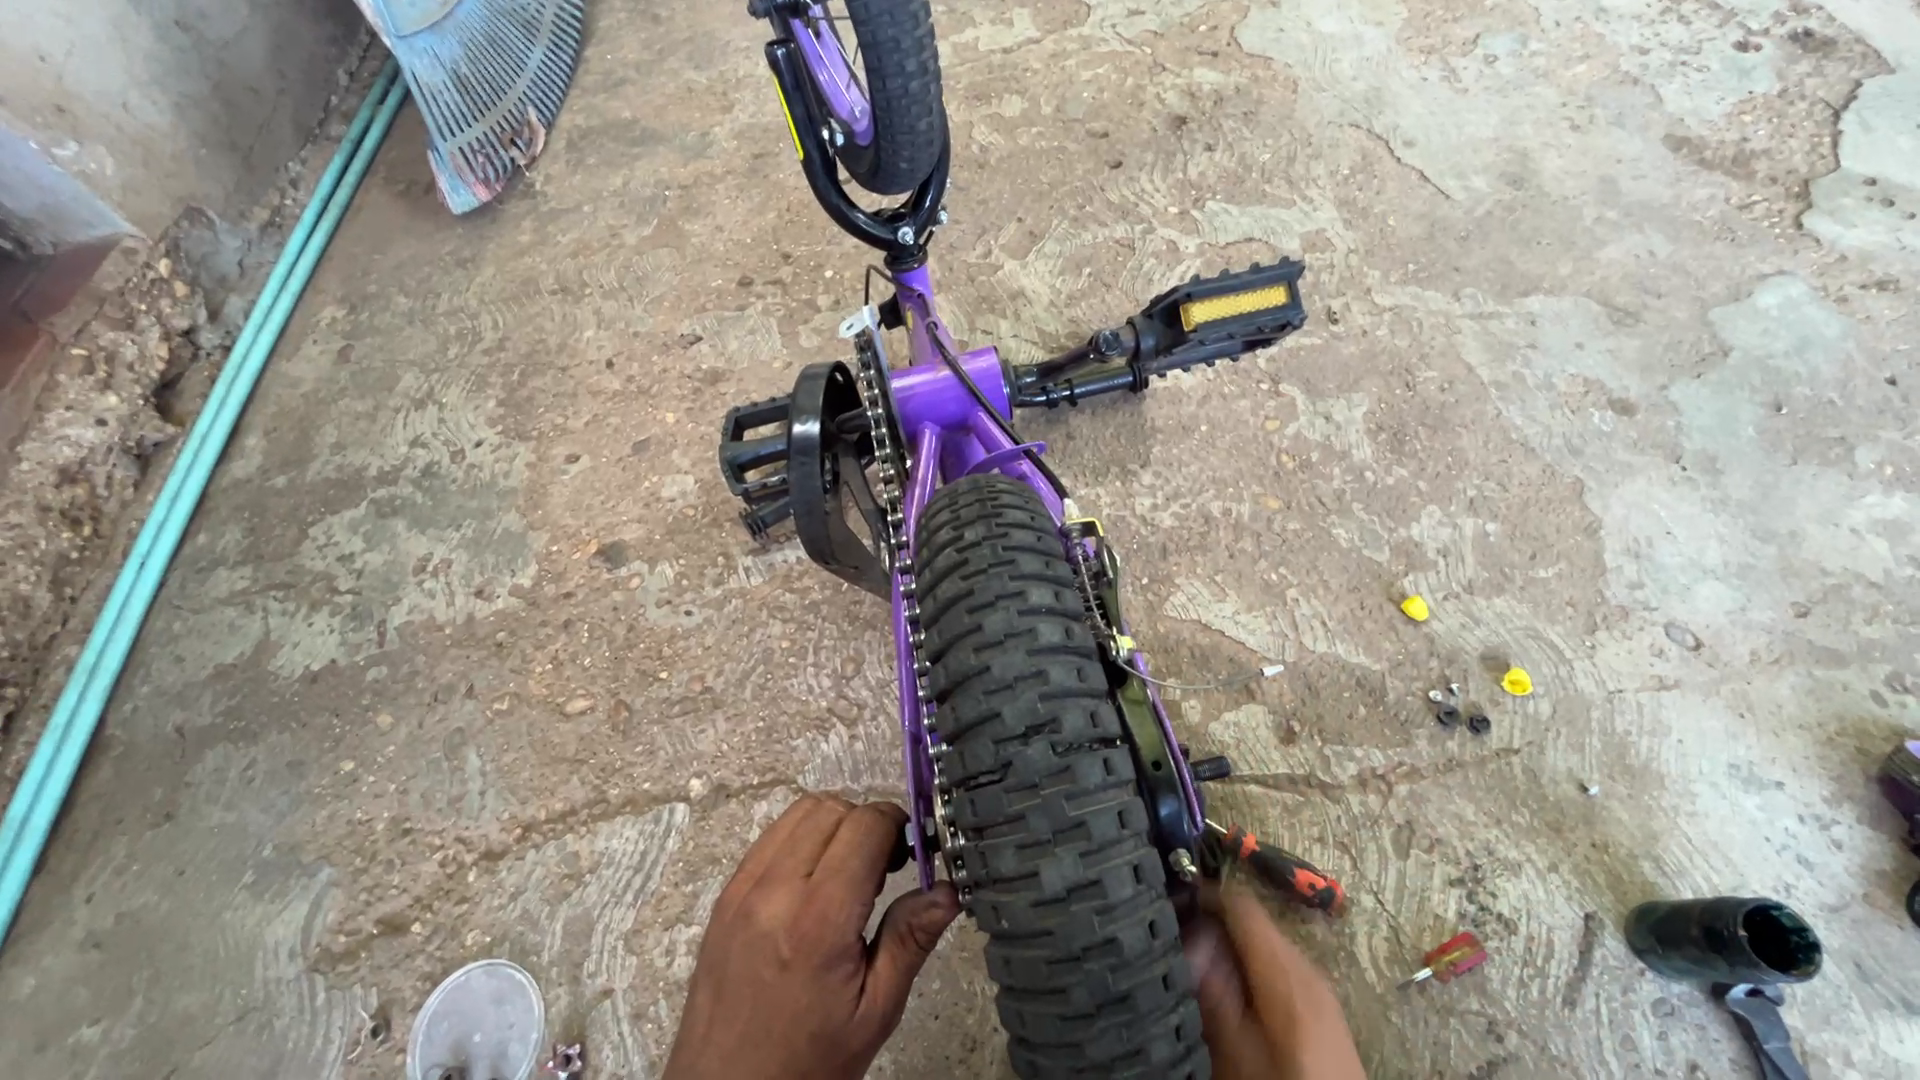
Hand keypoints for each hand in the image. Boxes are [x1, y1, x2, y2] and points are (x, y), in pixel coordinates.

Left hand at [663, 794, 961, 1079]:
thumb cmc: (808, 1062)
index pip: (865, 825)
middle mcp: (774, 890)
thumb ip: (910, 940)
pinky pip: (769, 837)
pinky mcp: (725, 896)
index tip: (914, 851)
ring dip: (834, 825)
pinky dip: (801, 839)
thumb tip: (949, 889)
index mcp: (819, 920)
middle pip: (832, 808)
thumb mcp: (875, 1012)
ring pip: (798, 812)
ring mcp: (742, 889)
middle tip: (886, 867)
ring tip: (851, 872)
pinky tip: (814, 881)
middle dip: (868, 823)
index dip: (898, 825)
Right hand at [1182, 886, 1367, 1079]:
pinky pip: (1282, 964)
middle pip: (1254, 922)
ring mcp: (1320, 984)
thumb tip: (1193, 939)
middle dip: (1216, 926)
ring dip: (1234, 947)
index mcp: (1283, 969)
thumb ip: (1214, 990)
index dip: (1205, 896)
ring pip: (1267, 942)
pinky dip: (1254, 966)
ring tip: (1204, 973)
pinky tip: (1239, 997)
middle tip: (1182, 946)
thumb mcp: (1236, 1048)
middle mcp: (1306, 965)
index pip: (1242, 904)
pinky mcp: (1323, 1003)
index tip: (1175, 905)